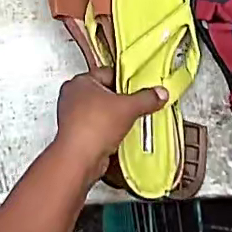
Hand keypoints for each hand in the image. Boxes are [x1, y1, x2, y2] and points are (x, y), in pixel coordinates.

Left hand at [52, 71, 166, 182]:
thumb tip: (160, 93)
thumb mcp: (128, 108)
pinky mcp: (75, 132)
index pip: (108, 73)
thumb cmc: (95, 126)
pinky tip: (119, 135)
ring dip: (114, 116)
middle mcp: (72, 95)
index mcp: (80, 81)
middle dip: (121, 100)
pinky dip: (107, 129)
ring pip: (99, 110)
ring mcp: (71, 114)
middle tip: (138, 104)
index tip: (140, 87)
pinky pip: (95, 125)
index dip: (126, 80)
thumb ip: (146, 99)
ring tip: (131, 121)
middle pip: (103, 92)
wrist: (79, 158)